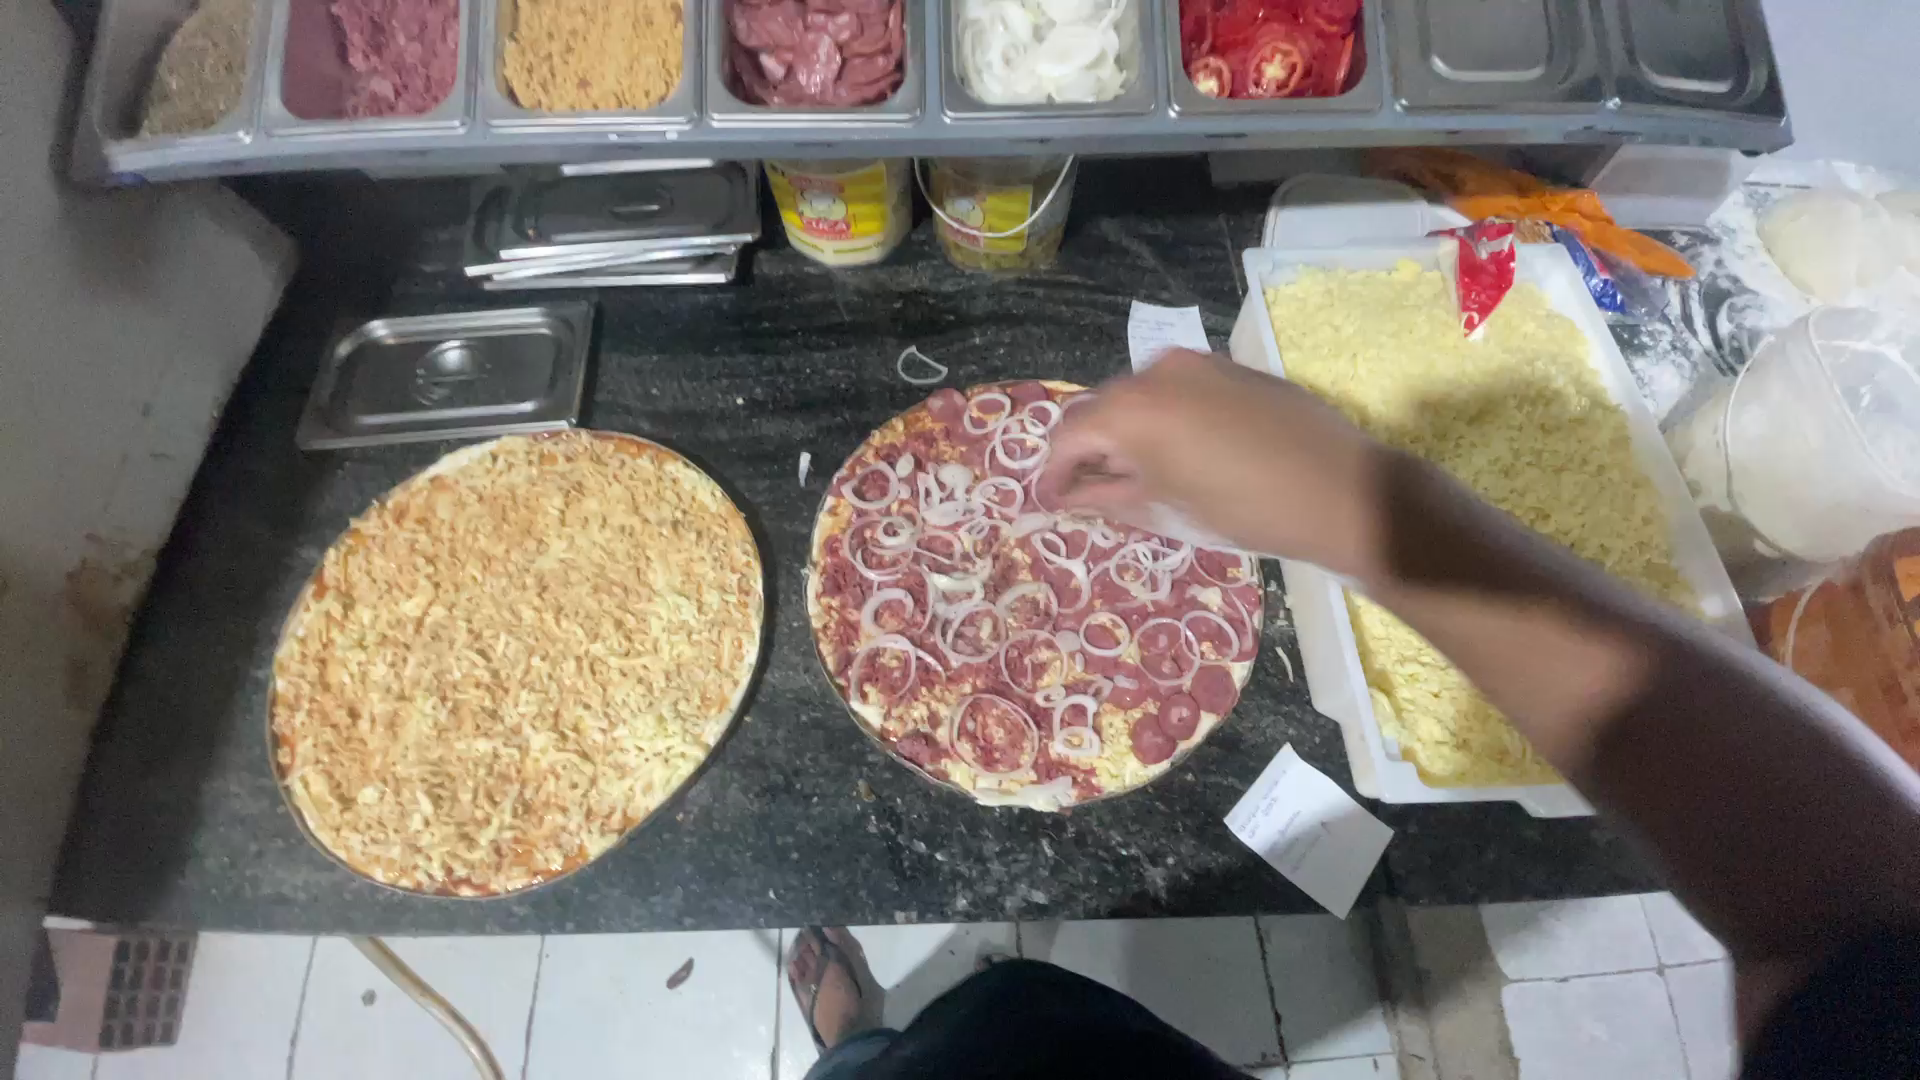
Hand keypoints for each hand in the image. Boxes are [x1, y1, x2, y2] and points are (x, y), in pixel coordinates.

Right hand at [1041, 350, 1385, 577]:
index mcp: (1130, 411)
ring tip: (1136, 472)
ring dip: (1122, 431)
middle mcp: (1154, 372)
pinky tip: (1177, 449)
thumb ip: (1101, 497)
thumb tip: (1065, 495)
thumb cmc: (1241, 512)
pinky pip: (1170, 388)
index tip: (1052, 500)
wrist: (1339, 491)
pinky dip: (1157, 416)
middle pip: (1097, 409)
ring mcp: (1193, 363)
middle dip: (1087, 450)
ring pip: (1133, 395)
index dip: (1054, 472)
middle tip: (1091, 490)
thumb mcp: (1161, 511)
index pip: (1068, 436)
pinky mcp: (1225, 366)